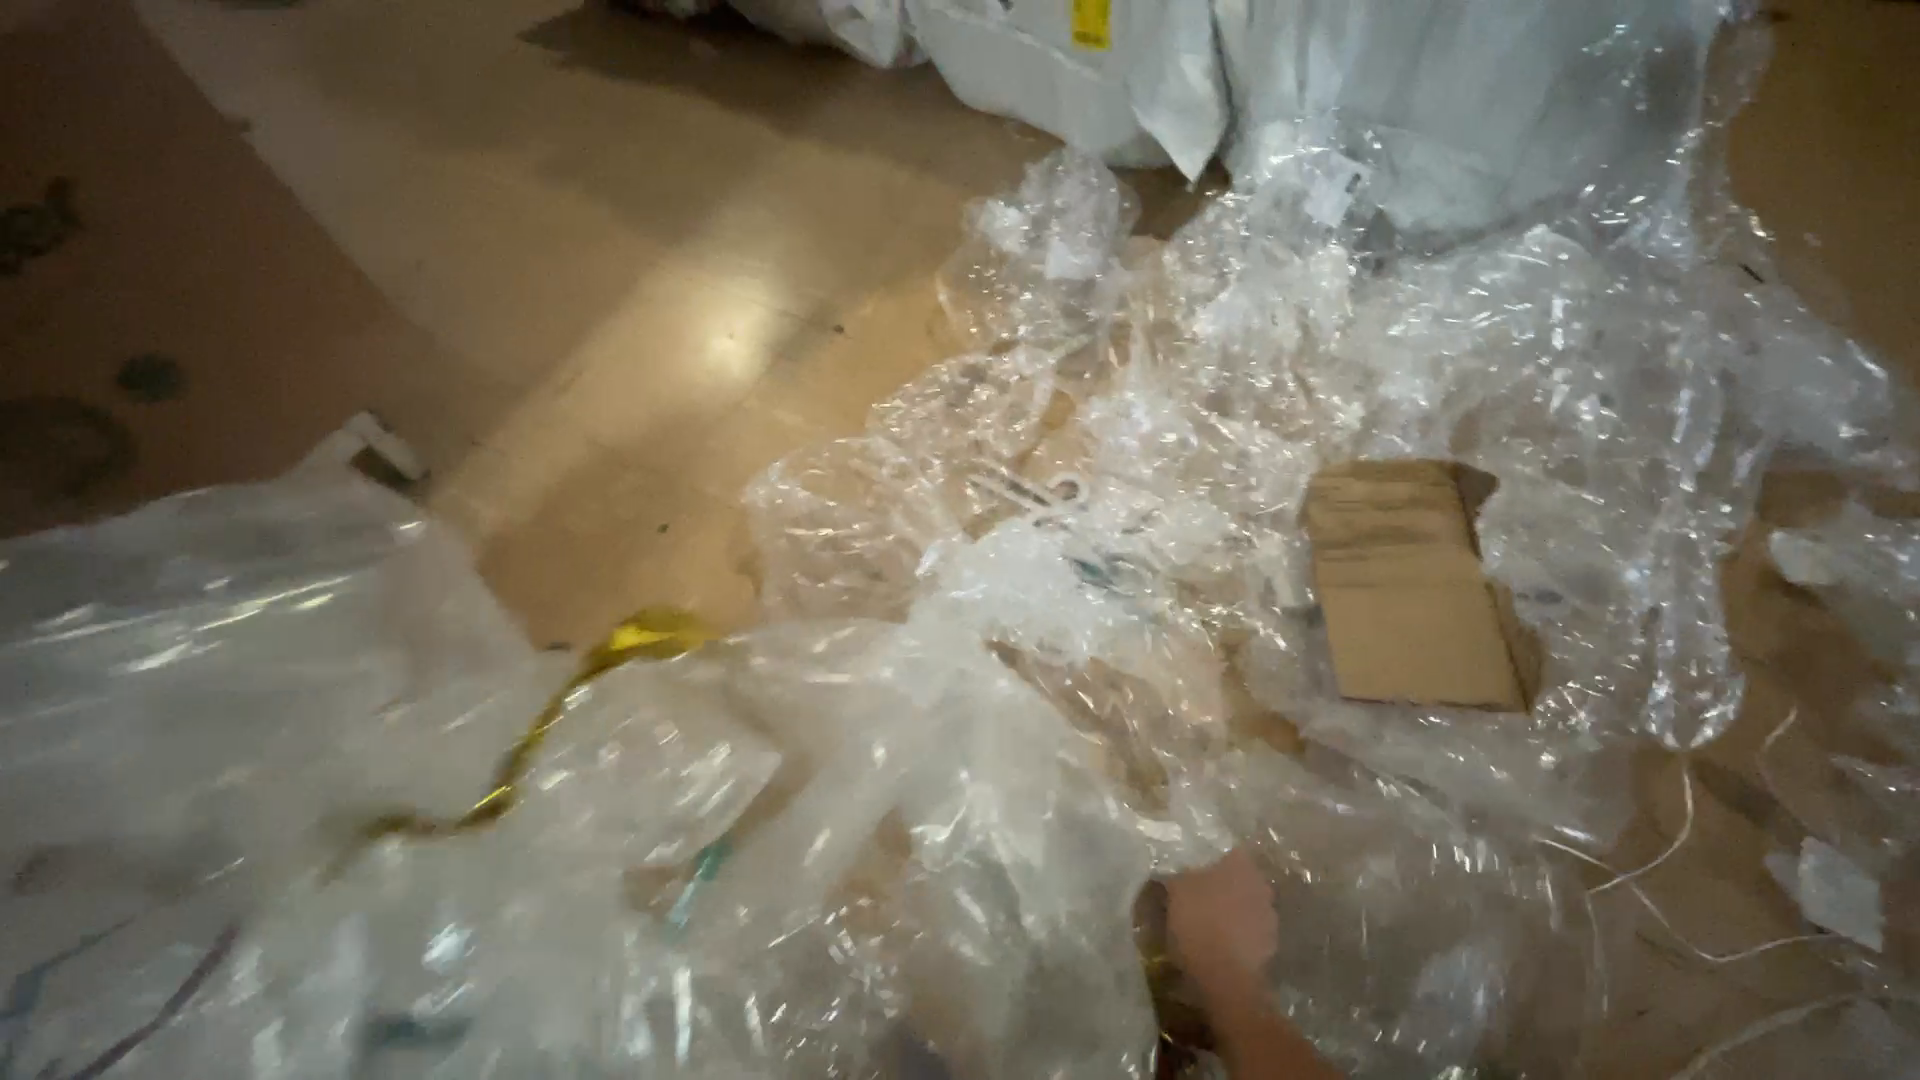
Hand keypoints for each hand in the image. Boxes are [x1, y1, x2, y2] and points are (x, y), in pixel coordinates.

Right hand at [1167, 847, 1278, 993]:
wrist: (1224, 977)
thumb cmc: (1198, 922)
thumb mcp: (1175, 890)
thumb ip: (1178, 874)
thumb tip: (1176, 870)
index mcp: (1240, 864)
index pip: (1227, 849)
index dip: (1209, 857)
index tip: (1192, 866)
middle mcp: (1261, 885)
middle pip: (1238, 877)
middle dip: (1221, 884)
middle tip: (1197, 893)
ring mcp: (1270, 916)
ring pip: (1246, 903)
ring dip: (1231, 909)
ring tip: (1208, 920)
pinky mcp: (1270, 945)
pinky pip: (1250, 930)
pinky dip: (1237, 933)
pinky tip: (1219, 942)